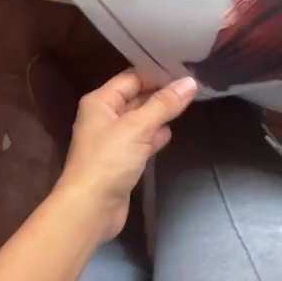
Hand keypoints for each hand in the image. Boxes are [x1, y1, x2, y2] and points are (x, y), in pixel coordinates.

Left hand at [52, 71, 197, 240]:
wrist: (91, 207)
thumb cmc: (109, 160)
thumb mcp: (137, 127)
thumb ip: (164, 105)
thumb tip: (189, 82)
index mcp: (100, 101)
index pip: (130, 78)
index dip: (155, 75)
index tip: (184, 73)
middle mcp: (103, 117)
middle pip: (134, 98)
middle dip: (159, 94)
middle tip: (190, 88)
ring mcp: (111, 140)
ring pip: (139, 120)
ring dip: (158, 115)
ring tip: (187, 106)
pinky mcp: (120, 161)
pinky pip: (140, 141)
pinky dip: (154, 136)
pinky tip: (170, 133)